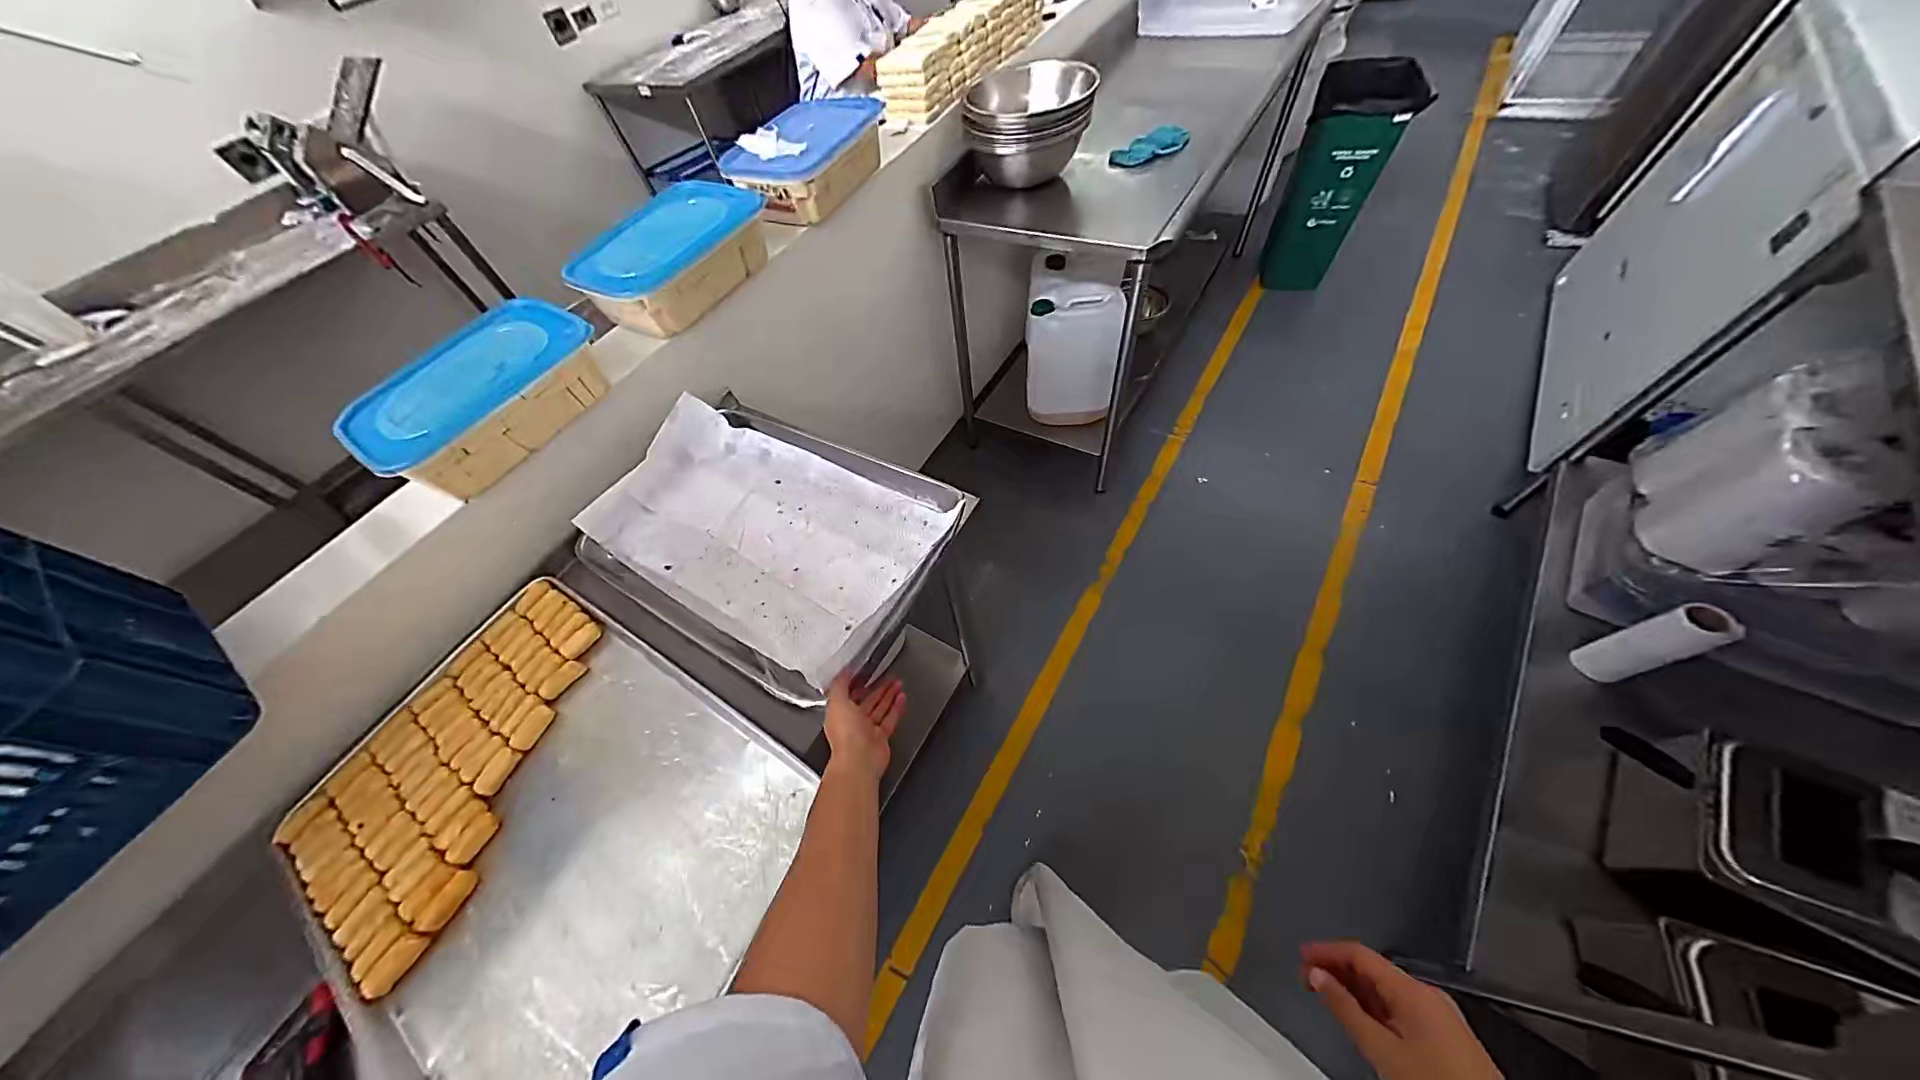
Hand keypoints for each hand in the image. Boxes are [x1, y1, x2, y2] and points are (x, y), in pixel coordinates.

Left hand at [824, 673, 902, 781]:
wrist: (859, 761)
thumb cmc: (846, 736)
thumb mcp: (837, 702)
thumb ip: (840, 685)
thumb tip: (843, 672)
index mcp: (839, 714)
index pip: (848, 694)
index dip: (857, 683)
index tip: (865, 673)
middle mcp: (852, 723)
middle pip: (867, 701)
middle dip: (877, 688)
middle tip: (887, 677)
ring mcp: (867, 731)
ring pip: (880, 708)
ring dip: (888, 695)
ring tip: (897, 683)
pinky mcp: (881, 738)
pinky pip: (890, 719)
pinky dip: (896, 708)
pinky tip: (901, 698)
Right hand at [1301, 942, 1502, 1079]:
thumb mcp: (1381, 1049)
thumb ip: (1345, 1008)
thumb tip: (1319, 978)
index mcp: (1413, 991)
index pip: (1358, 953)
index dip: (1325, 951)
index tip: (1303, 956)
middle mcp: (1430, 996)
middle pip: (1372, 968)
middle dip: (1338, 970)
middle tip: (1309, 978)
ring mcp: (1441, 1015)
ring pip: (1387, 988)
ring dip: (1355, 989)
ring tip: (1330, 998)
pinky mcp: (1447, 1034)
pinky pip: (1402, 1006)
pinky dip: (1376, 1006)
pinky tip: (1364, 1019)